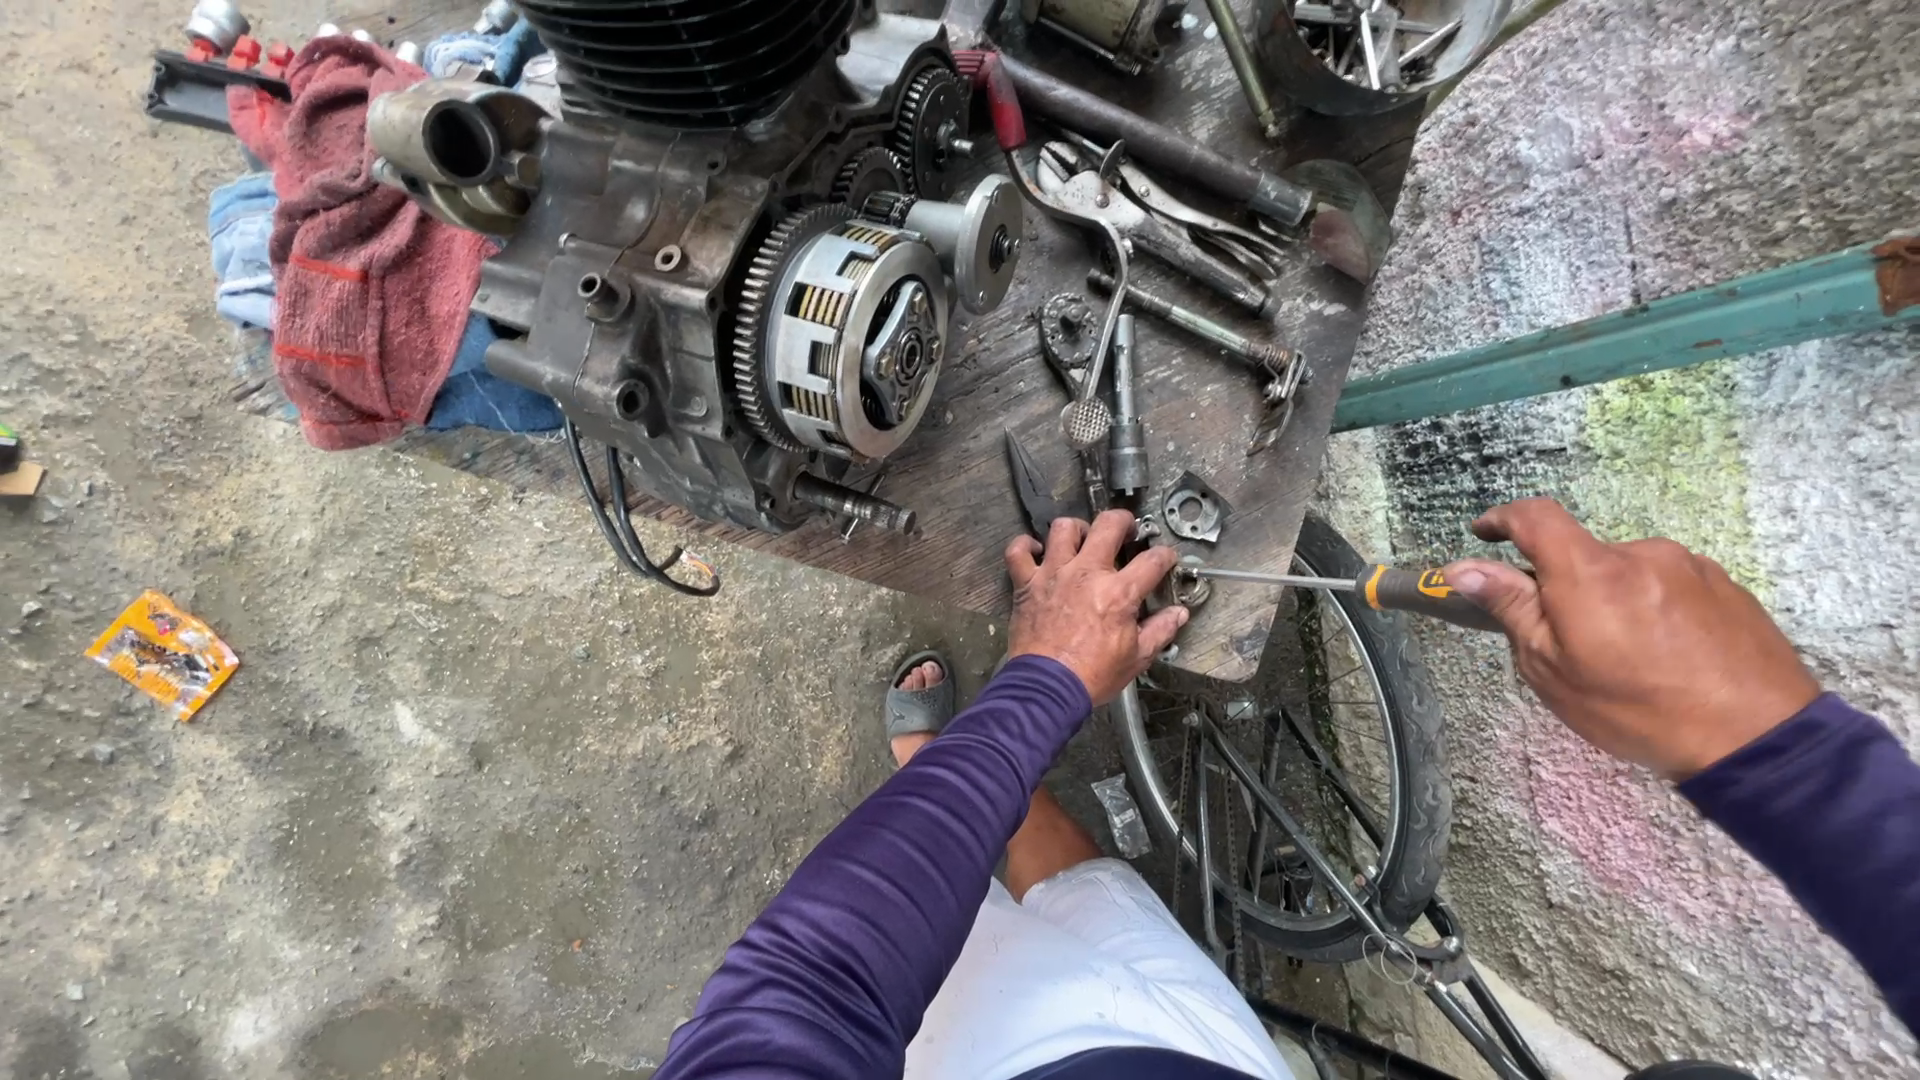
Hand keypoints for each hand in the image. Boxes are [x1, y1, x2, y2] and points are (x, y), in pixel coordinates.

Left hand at [1005, 510, 1186, 704]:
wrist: (1047, 688)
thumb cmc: (1091, 675)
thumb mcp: (1137, 657)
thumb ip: (1160, 630)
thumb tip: (1178, 614)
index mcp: (1118, 593)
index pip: (1152, 561)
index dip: (1164, 556)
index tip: (1165, 557)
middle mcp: (1086, 574)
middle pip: (1108, 525)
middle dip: (1123, 521)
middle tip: (1126, 529)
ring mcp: (1053, 574)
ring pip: (1063, 528)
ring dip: (1076, 529)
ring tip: (1082, 538)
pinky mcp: (1027, 584)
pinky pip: (1019, 551)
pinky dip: (1025, 545)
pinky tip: (1037, 550)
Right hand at [1444, 498, 1819, 778]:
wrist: (1760, 741)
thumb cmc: (1634, 707)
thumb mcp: (1549, 665)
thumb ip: (1510, 607)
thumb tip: (1462, 569)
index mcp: (1590, 571)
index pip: (1535, 516)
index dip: (1501, 519)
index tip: (1484, 534)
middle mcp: (1641, 554)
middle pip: (1580, 552)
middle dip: (1560, 582)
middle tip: (1563, 636)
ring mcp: (1691, 567)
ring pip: (1624, 570)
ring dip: (1607, 594)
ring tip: (1620, 650)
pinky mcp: (1727, 588)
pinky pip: (1664, 583)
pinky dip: (1646, 604)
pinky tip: (1660, 650)